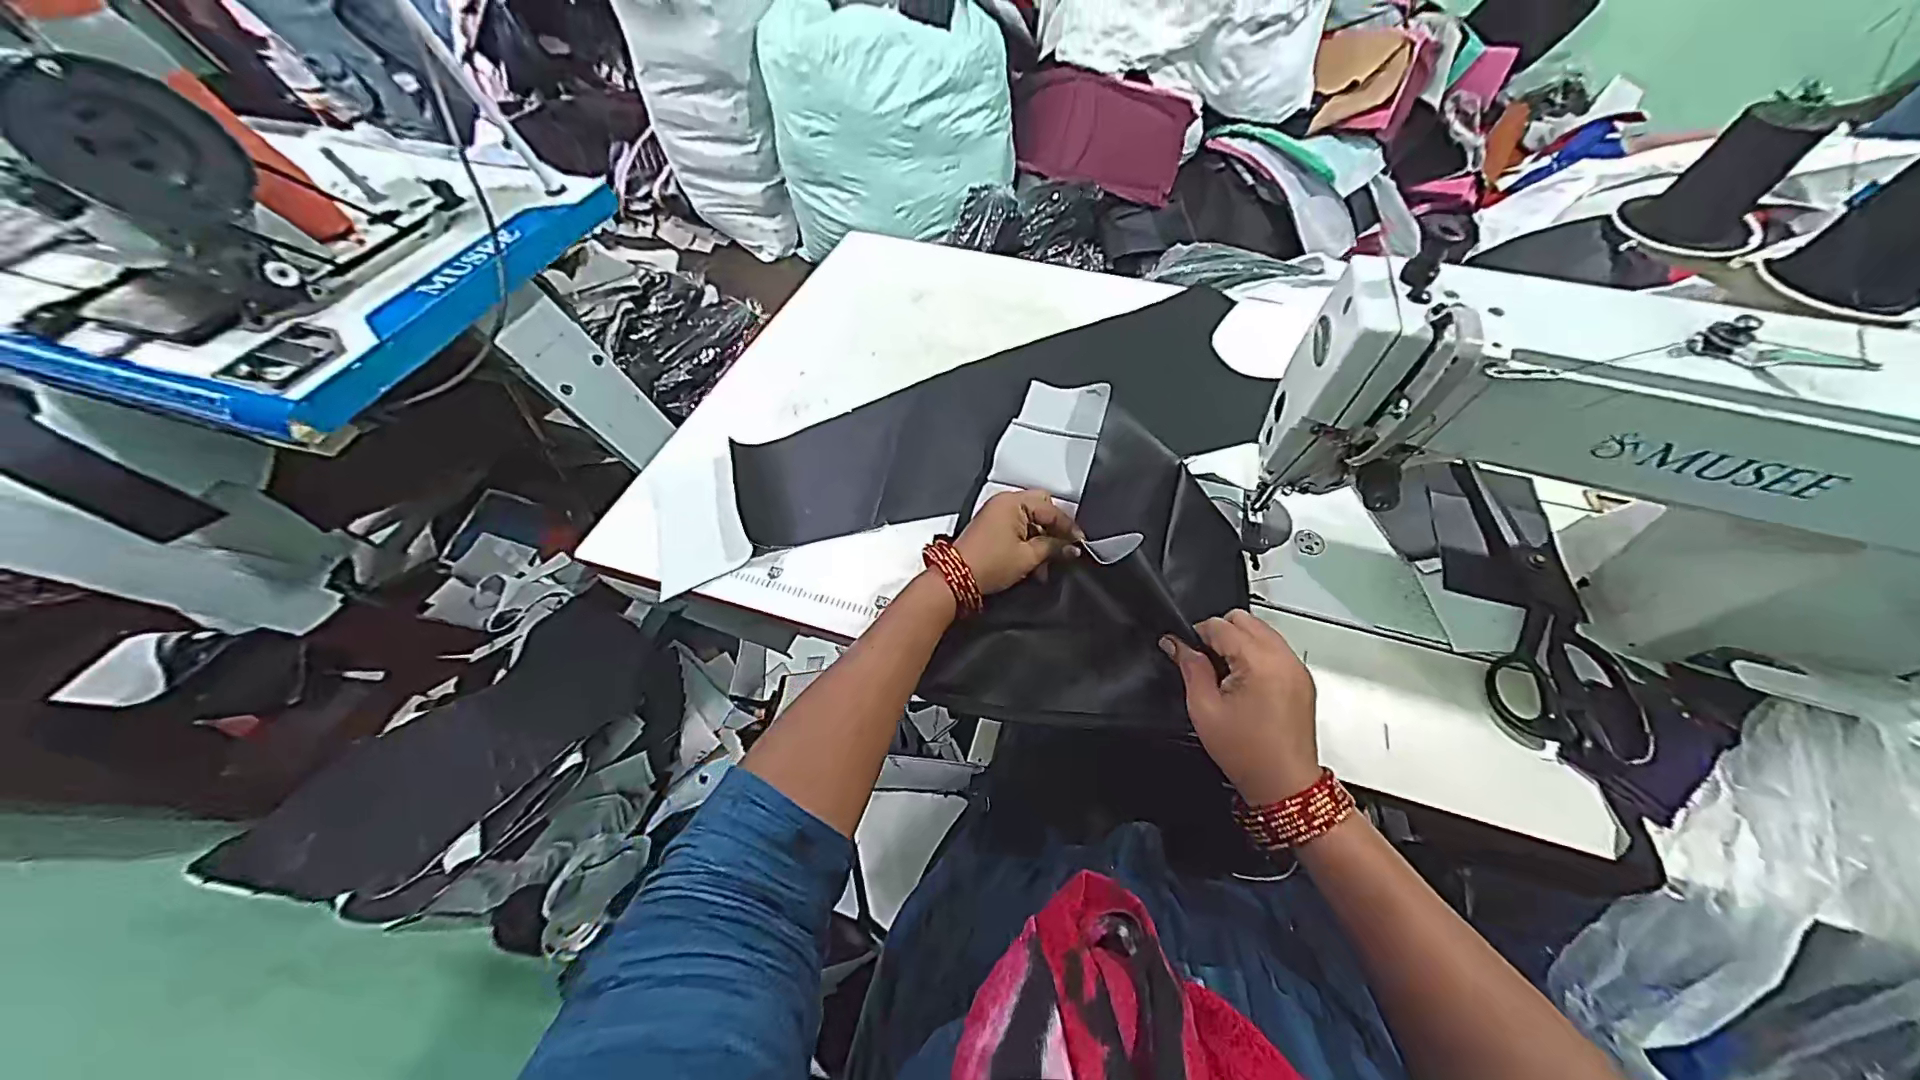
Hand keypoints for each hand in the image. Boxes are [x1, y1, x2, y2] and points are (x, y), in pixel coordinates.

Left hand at [952, 489, 1080, 595]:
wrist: (957, 578)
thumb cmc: (987, 564)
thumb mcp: (1028, 557)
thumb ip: (1053, 548)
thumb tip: (1069, 547)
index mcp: (1013, 502)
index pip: (1051, 509)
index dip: (1068, 527)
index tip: (1078, 542)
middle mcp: (1004, 503)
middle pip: (1041, 510)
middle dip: (1054, 530)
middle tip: (1065, 548)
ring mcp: (996, 514)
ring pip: (1030, 522)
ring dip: (1041, 541)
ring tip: (1047, 565)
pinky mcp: (991, 528)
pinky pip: (1017, 529)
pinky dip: (1028, 543)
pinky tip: (1034, 564)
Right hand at [1161, 610, 1319, 804]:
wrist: (1284, 784)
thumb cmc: (1248, 754)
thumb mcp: (1204, 708)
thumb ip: (1190, 667)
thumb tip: (1176, 643)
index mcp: (1260, 663)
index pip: (1221, 625)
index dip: (1196, 635)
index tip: (1184, 650)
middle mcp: (1284, 659)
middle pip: (1244, 619)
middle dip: (1220, 634)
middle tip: (1205, 662)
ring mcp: (1296, 667)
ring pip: (1261, 630)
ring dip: (1239, 642)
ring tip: (1225, 674)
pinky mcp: (1302, 678)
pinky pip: (1275, 648)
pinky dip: (1256, 653)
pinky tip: (1243, 680)